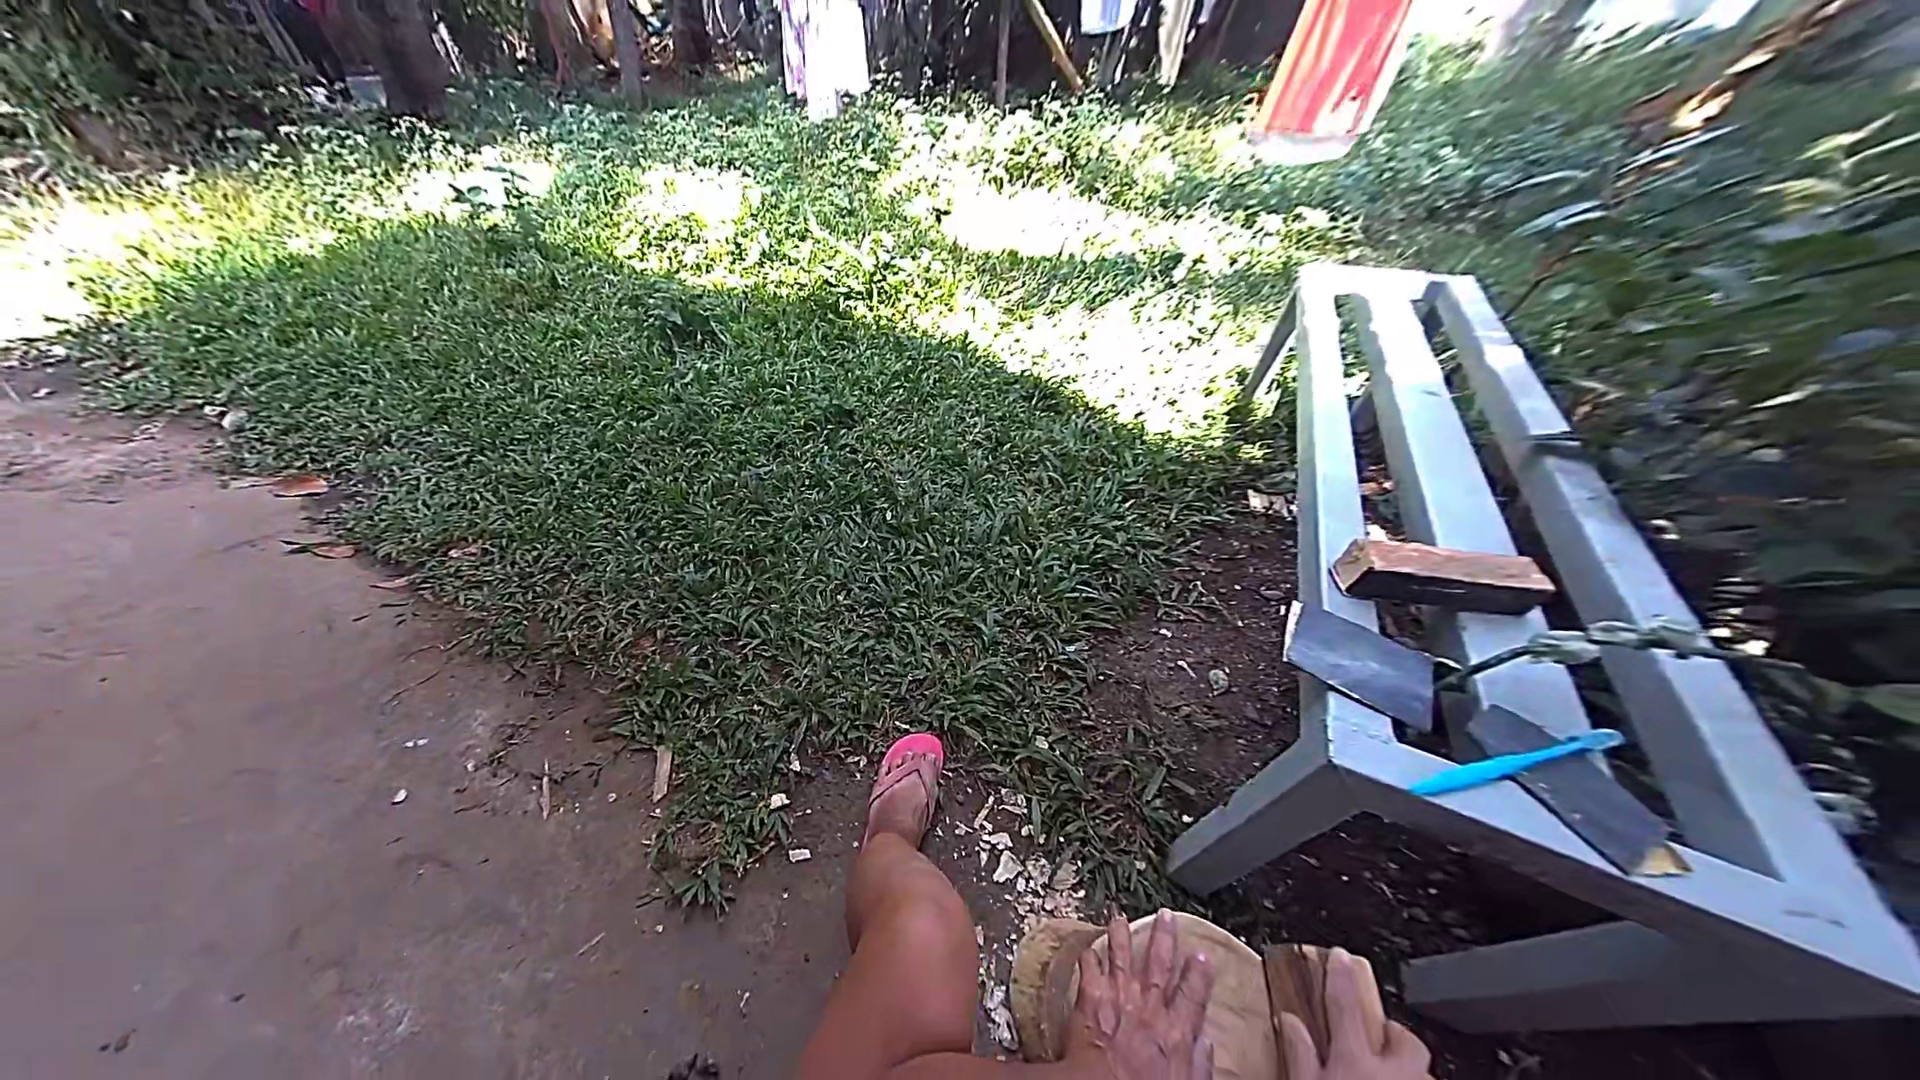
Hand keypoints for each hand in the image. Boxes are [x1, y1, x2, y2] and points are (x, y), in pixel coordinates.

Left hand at [1061, 910, 1216, 1079]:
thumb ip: (1198, 1066)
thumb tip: (1206, 1043)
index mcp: (1174, 1030)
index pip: (1192, 995)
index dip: (1199, 974)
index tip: (1202, 954)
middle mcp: (1148, 1005)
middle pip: (1158, 963)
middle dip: (1163, 937)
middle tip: (1165, 915)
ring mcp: (1118, 994)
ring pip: (1121, 954)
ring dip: (1121, 934)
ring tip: (1119, 918)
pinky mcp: (1091, 994)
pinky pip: (1089, 966)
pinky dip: (1089, 955)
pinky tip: (1088, 948)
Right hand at [1277, 949, 1431, 1079]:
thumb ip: (1300, 1056)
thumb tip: (1291, 1022)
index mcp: (1356, 1064)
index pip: (1345, 1005)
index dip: (1341, 976)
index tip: (1341, 955)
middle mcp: (1394, 1078)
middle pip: (1405, 1040)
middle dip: (1394, 1032)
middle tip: (1376, 1034)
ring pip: (1423, 1071)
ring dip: (1408, 1068)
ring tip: (1388, 1073)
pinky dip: (1412, 1079)